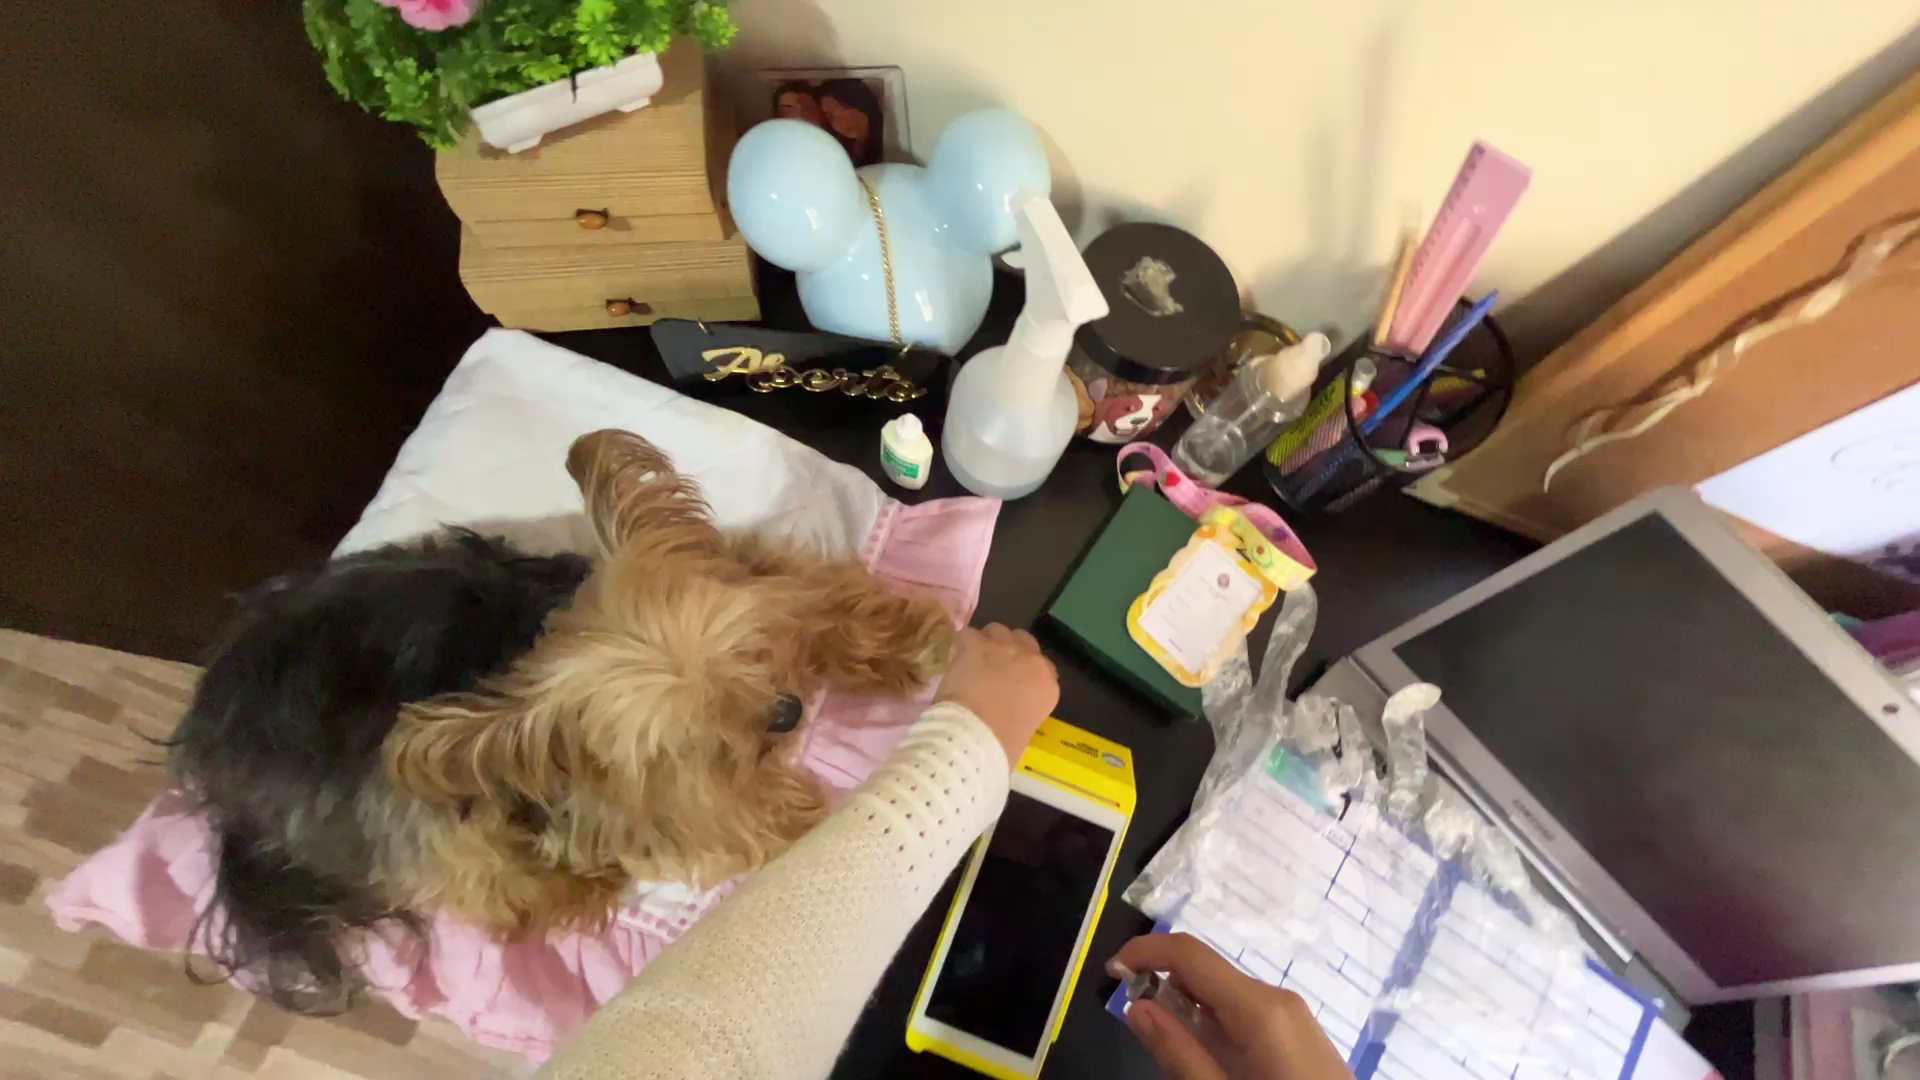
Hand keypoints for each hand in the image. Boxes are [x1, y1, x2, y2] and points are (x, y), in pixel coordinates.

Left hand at [935, 624, 1057, 765]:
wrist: (974, 737)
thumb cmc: (1002, 746)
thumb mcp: (1025, 729)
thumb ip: (1023, 709)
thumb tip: (1009, 709)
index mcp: (1047, 685)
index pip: (1043, 667)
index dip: (1025, 671)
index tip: (1013, 682)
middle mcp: (1030, 660)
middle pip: (1024, 641)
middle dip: (1010, 650)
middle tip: (993, 668)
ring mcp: (1002, 647)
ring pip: (997, 630)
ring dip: (987, 643)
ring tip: (973, 661)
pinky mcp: (974, 644)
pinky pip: (967, 635)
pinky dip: (961, 646)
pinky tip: (954, 660)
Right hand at [1109, 933, 1355, 1079]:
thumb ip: (1179, 1054)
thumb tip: (1135, 1006)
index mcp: (1259, 1007)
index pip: (1188, 953)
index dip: (1143, 951)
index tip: (1111, 972)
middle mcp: (1277, 998)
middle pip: (1205, 972)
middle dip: (1165, 990)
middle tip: (1143, 1033)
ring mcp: (1295, 1017)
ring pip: (1223, 995)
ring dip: (1190, 1013)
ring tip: (1180, 1060)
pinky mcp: (1302, 1037)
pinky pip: (1246, 1015)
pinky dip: (1217, 1028)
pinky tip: (1214, 1066)